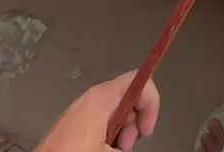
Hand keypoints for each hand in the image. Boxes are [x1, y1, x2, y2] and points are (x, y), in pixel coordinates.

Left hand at [35, 71, 158, 151]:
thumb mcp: (110, 151)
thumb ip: (130, 140)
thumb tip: (129, 144)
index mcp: (102, 97)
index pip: (138, 80)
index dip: (151, 102)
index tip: (146, 130)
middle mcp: (92, 97)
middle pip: (128, 98)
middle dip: (134, 123)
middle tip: (126, 146)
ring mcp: (81, 109)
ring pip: (115, 112)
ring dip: (122, 132)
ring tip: (112, 151)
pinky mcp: (72, 123)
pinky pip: (100, 121)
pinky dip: (107, 135)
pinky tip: (101, 151)